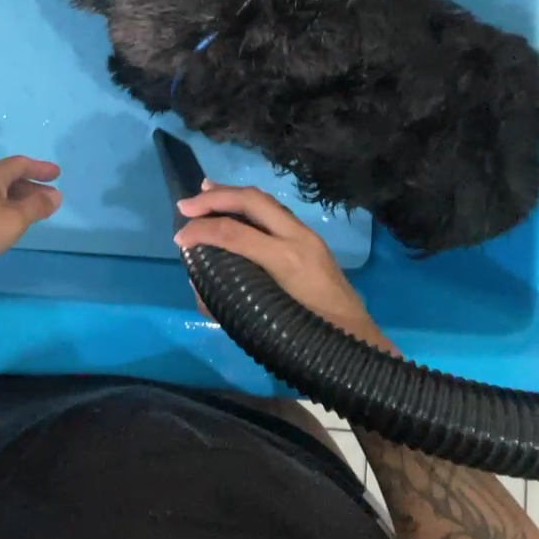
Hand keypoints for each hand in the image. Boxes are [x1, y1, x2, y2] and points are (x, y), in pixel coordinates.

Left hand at [0, 156, 63, 273]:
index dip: (40, 168)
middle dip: (31, 186)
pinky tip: (5, 222)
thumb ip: (36, 206)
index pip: (19, 164)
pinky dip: (3, 207)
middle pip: (8, 177)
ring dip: (17, 198)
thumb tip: (55, 195)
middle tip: (50, 198)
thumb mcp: (14, 219)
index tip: (57, 174)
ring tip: (32, 212)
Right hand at [174, 182, 393, 351]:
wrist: (358, 346)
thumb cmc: (310, 343)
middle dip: (215, 198)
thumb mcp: (262, 328)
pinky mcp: (311, 241)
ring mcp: (309, 236)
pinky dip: (250, 206)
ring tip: (205, 192)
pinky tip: (235, 208)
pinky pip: (275, 213)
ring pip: (266, 201)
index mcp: (287, 260)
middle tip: (185, 206)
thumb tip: (200, 284)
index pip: (234, 233)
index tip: (179, 241)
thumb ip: (227, 304)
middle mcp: (299, 239)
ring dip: (233, 195)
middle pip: (252, 202)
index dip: (201, 232)